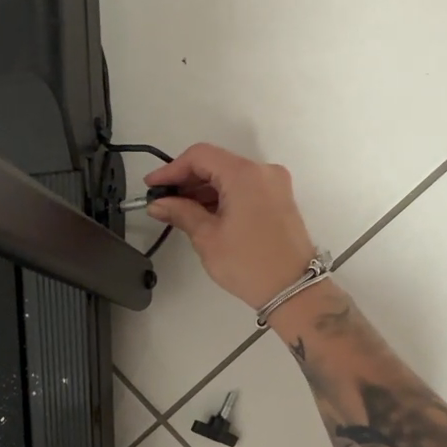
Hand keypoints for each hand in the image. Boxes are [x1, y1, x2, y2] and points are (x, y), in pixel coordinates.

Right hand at [144, 143, 320, 309]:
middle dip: (186, 180)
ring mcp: (274, 184)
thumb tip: (158, 204)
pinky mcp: (279, 199)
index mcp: (244, 174)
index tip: (152, 186)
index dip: (171, 169)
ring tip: (178, 211)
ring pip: (229, 176)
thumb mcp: (207, 238)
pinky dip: (221, 197)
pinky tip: (202, 214)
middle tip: (162, 201)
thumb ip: (181, 213)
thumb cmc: (248, 264)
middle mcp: (262, 171)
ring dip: (203, 190)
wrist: (294, 289)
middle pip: (216, 163)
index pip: (200, 156)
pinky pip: (244, 188)